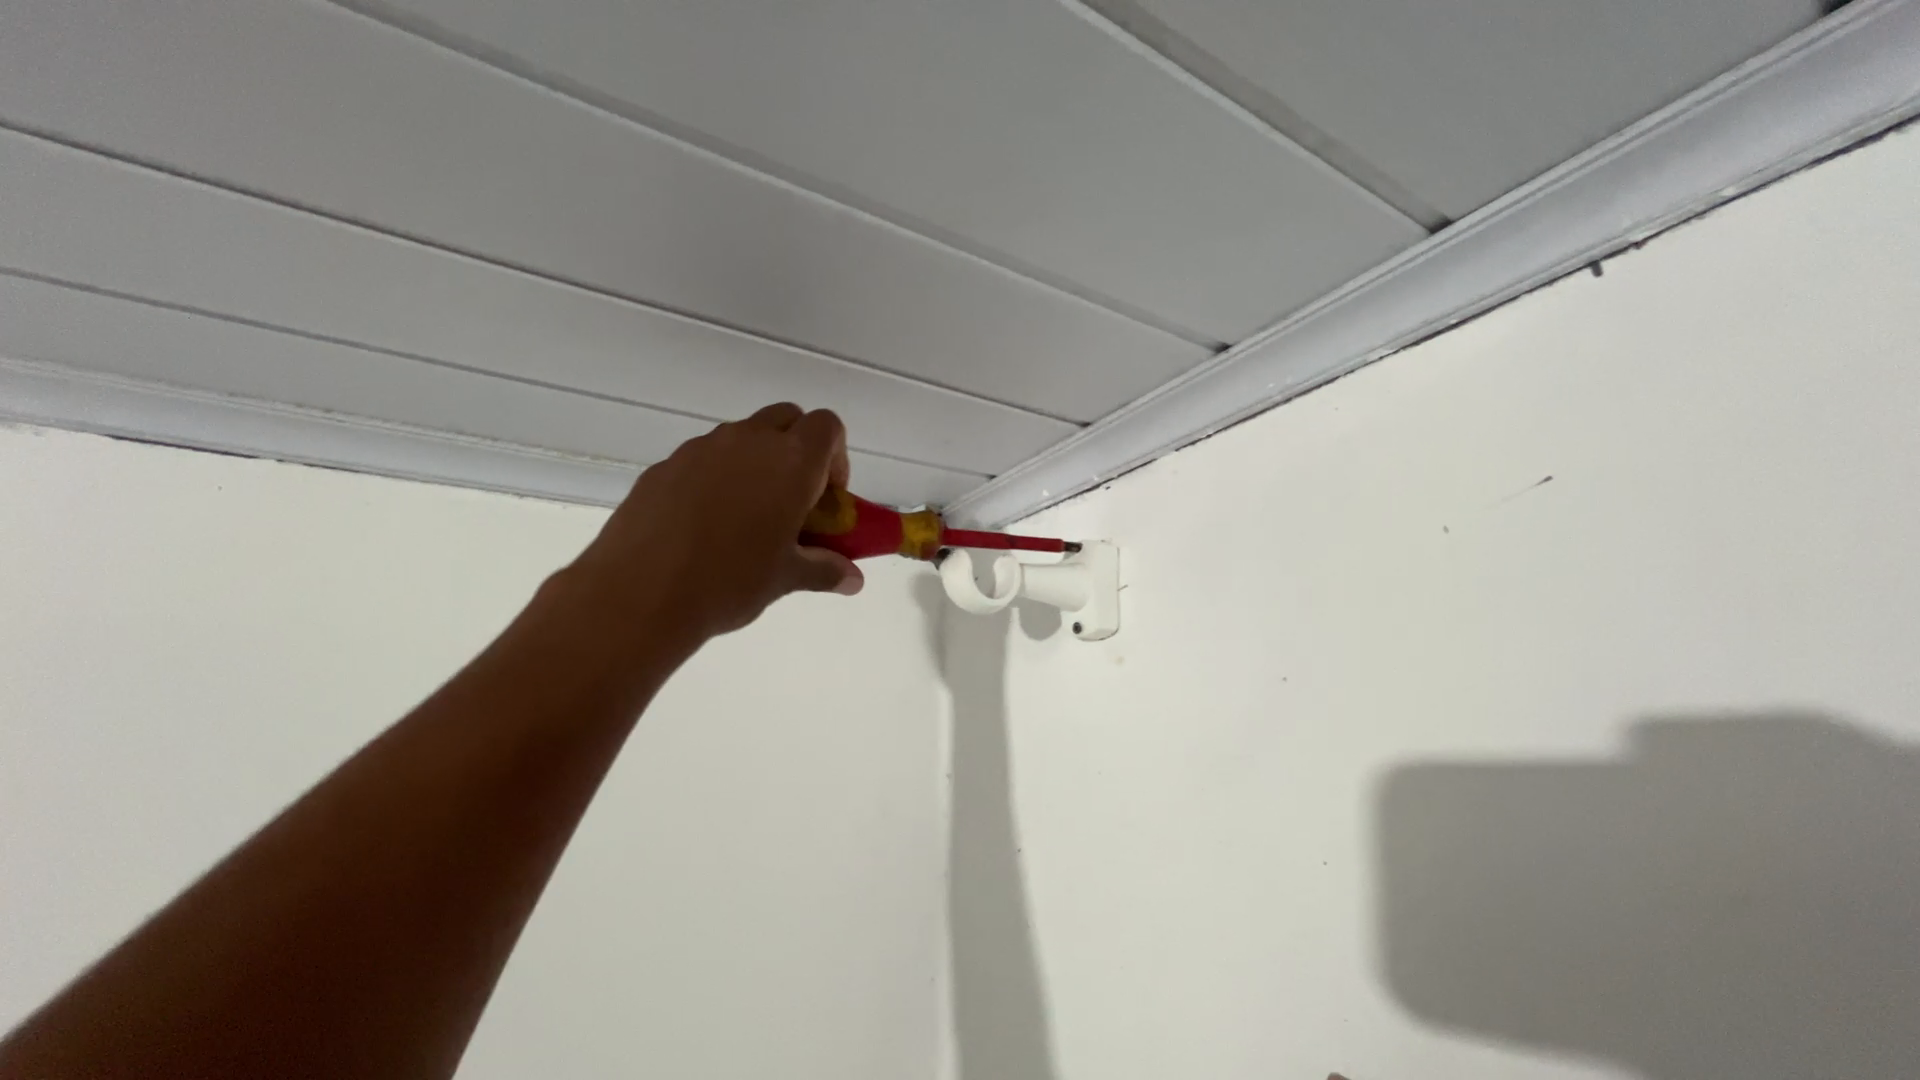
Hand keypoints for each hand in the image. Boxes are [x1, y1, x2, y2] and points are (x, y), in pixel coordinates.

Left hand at [565, 404, 864, 644]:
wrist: (641, 593)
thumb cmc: (730, 582)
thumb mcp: (786, 579)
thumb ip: (825, 570)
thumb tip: (853, 580)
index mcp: (790, 461)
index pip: (827, 427)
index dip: (836, 458)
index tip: (827, 498)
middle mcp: (748, 441)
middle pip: (786, 419)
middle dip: (798, 450)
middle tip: (793, 501)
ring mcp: (701, 448)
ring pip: (742, 438)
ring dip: (756, 463)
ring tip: (745, 519)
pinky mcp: (664, 466)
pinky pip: (703, 459)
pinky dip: (716, 479)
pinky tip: (703, 527)